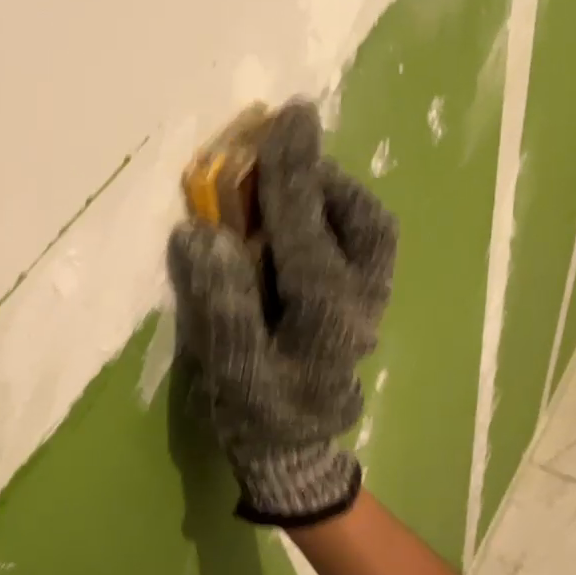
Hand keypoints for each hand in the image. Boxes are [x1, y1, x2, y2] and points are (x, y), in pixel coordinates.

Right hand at [167, 98, 397, 526]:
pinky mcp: (366, 309)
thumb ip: (221, 301)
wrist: (293, 457)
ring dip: (336, 197)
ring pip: (372, 234)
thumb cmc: (257, 416)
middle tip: (287, 151)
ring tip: (292, 184)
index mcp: (326, 315)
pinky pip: (365, 249)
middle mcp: (362, 304)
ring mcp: (372, 307)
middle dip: (325, 179)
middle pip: (366, 222)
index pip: (307, 230)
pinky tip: (303, 222)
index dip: (291, 173)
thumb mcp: (230, 369)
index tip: (284, 117)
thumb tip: (203, 232)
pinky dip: (338, 221)